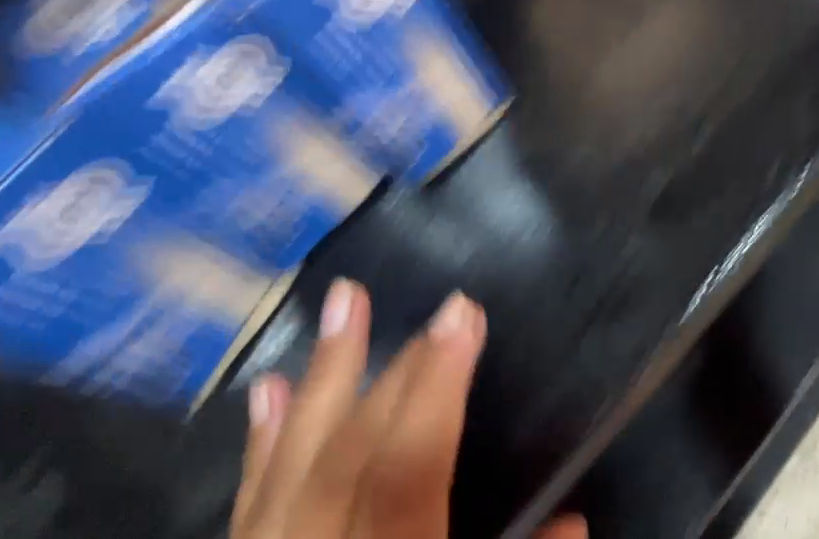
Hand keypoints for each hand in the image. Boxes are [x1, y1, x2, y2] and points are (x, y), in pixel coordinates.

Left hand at [232, 279, 585, 538]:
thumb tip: (573, 527)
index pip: (402, 474)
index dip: (433, 389)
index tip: (462, 314)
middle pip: (343, 460)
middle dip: (384, 372)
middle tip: (418, 303)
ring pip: (284, 473)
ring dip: (316, 384)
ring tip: (340, 306)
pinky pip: (245, 515)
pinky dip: (260, 450)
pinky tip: (267, 395)